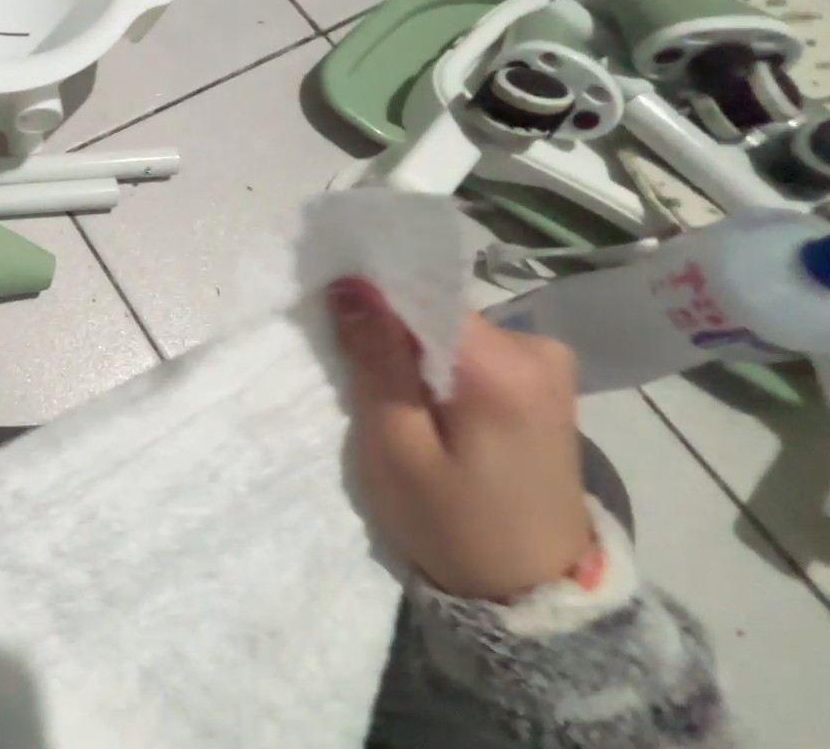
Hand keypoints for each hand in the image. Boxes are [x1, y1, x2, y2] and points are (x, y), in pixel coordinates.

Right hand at [328, 277, 594, 600]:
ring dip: (408, 351)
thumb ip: (376, 360)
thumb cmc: (453, 523)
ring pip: (449, 331)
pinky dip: (434, 366)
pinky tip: (415, 400)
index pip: (423, 295)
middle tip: (349, 371)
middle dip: (387, 331)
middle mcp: (538, 349)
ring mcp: (547, 366)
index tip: (329, 316)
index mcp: (505, 364)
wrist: (530, 590)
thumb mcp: (396, 447)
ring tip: (379, 393)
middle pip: (437, 312)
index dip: (371, 300)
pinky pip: (470, 351)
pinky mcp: (541, 385)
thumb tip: (351, 286)